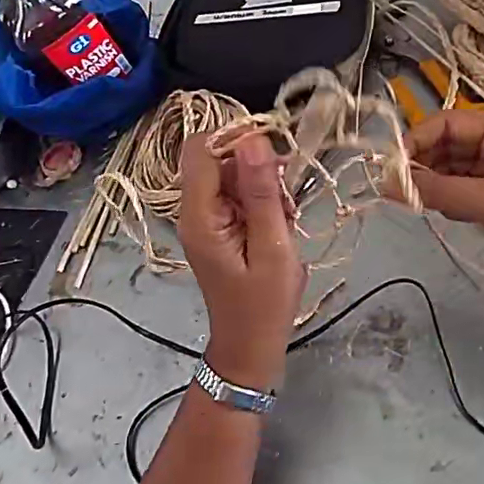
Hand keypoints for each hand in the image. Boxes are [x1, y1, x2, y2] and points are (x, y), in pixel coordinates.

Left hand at [178, 132, 303, 389]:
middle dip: (257, 166)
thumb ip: (262, 192)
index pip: (202, 149)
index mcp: (200, 215)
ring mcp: (206, 219)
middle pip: (218, 159)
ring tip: (287, 216)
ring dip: (265, 186)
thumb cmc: (264, 304)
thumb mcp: (272, 248)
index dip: (236, 137)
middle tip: (288, 197)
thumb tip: (253, 140)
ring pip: (232, 175)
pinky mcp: (219, 226)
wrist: (250, 346)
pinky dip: (263, 201)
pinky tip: (281, 224)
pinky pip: (238, 195)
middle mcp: (195, 210)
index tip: (275, 148)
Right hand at [396, 110, 483, 289]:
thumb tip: (387, 184)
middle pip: (452, 144)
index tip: (389, 168)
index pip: (450, 123)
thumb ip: (439, 192)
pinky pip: (471, 187)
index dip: (416, 141)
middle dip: (425, 165)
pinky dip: (454, 197)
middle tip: (397, 191)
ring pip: (459, 168)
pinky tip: (444, 212)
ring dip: (438, 183)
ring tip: (417, 204)